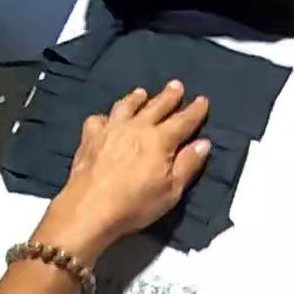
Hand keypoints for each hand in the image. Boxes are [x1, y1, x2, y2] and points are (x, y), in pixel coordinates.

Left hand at [33, 80, 211, 264]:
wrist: (90, 209)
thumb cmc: (136, 204)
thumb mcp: (171, 191)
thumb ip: (188, 165)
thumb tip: (203, 143)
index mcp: (159, 140)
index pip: (183, 121)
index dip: (195, 111)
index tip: (202, 100)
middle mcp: (136, 128)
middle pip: (156, 107)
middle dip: (168, 96)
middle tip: (176, 85)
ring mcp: (110, 130)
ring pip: (126, 107)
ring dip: (136, 98)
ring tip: (142, 92)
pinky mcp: (89, 138)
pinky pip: (98, 120)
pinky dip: (106, 117)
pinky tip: (106, 119)